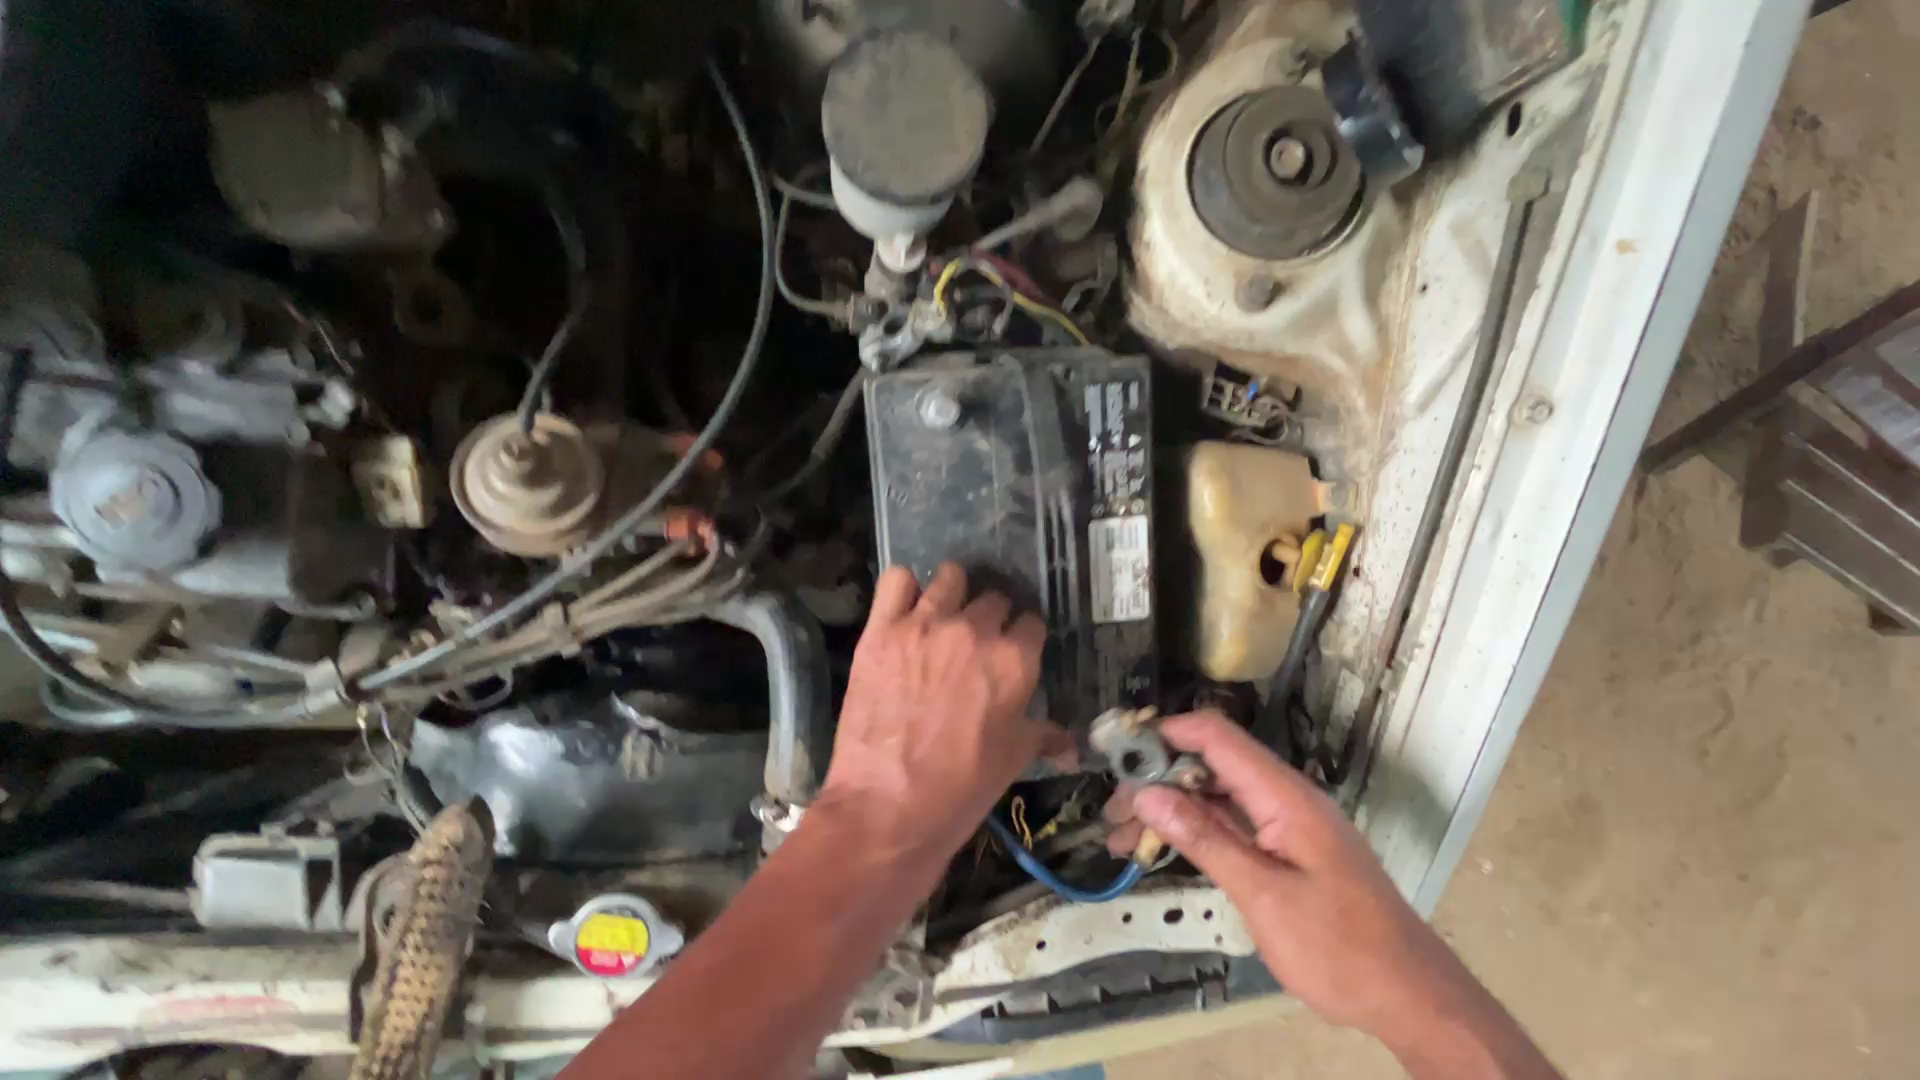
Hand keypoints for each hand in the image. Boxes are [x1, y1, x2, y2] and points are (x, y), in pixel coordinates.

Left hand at [820, 563, 1063, 859]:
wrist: (887, 807)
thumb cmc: (961, 789)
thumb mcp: (1013, 761)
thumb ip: (1044, 736)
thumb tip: (1071, 745)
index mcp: (1014, 660)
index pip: (1031, 623)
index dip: (1023, 637)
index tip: (1013, 651)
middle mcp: (973, 631)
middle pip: (993, 598)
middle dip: (990, 617)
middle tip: (976, 643)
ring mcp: (924, 625)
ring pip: (950, 577)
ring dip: (953, 593)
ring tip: (943, 617)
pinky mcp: (882, 630)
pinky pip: (897, 580)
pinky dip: (904, 590)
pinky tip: (905, 610)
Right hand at [1103, 712, 1533, 1067]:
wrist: (1412, 997)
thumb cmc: (1340, 948)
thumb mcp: (1264, 894)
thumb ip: (1205, 839)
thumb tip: (1149, 794)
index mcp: (1285, 796)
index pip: (1218, 737)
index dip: (1166, 733)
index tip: (1120, 753)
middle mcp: (1285, 799)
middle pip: (1211, 765)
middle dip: (1157, 780)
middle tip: (1112, 813)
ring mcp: (1287, 825)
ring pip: (1217, 798)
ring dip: (1171, 810)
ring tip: (1122, 838)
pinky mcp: (1287, 851)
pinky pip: (1233, 825)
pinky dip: (1195, 833)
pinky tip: (1164, 849)